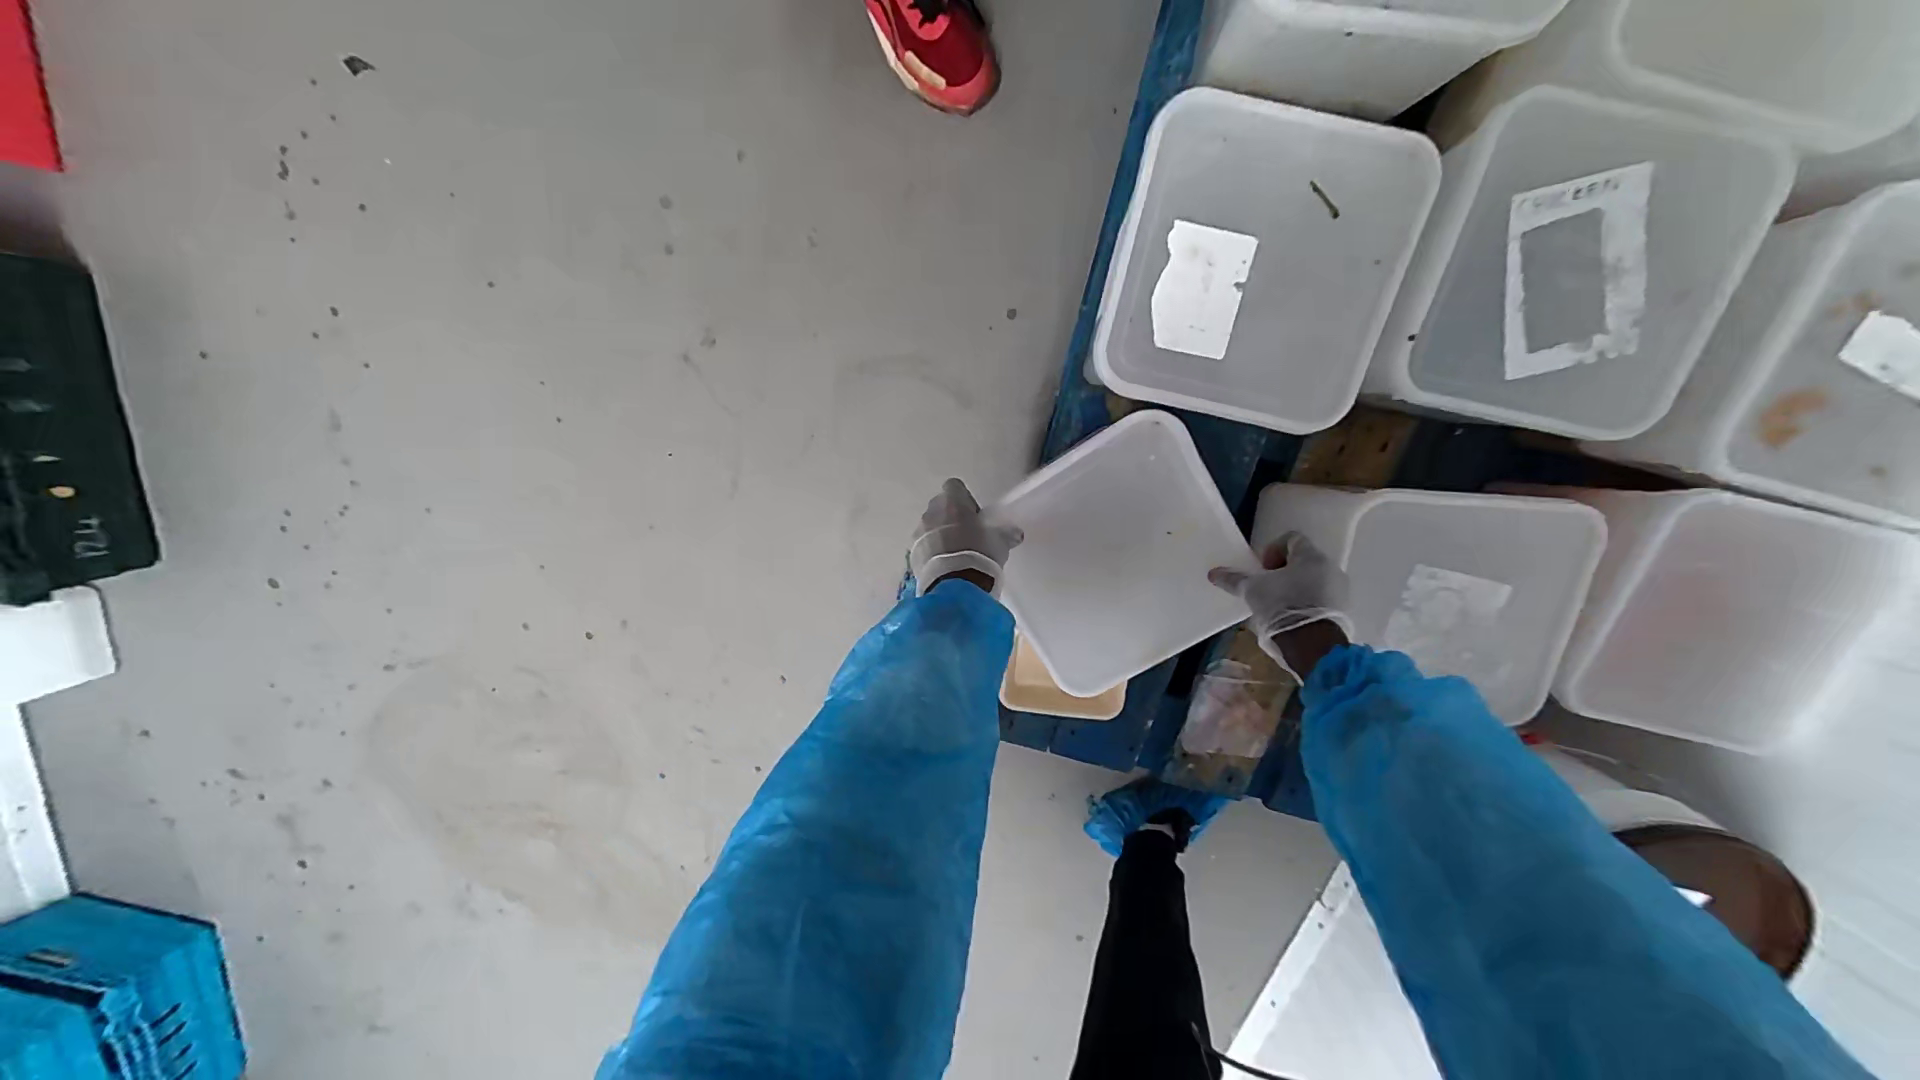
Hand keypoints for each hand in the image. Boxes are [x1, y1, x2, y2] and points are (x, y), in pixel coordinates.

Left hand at [910, 478, 1023, 595]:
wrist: (956, 585)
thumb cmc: (980, 554)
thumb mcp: (1000, 543)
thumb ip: (1006, 534)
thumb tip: (1015, 534)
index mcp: (953, 501)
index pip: (954, 486)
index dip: (965, 499)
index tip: (975, 516)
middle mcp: (932, 511)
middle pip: (940, 506)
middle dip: (951, 517)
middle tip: (967, 535)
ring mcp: (919, 532)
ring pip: (930, 526)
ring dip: (940, 534)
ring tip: (955, 554)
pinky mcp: (912, 552)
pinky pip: (923, 545)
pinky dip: (931, 551)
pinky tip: (945, 565)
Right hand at [1210, 532, 1354, 678]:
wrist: (1312, 644)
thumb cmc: (1281, 606)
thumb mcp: (1252, 591)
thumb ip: (1234, 579)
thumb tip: (1213, 573)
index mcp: (1310, 556)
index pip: (1291, 538)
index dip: (1272, 550)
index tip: (1262, 569)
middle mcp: (1330, 568)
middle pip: (1302, 560)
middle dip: (1282, 571)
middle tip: (1267, 587)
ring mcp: (1340, 590)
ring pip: (1313, 580)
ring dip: (1295, 588)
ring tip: (1277, 605)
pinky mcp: (1343, 610)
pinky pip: (1322, 598)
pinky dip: (1307, 603)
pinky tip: (1292, 618)